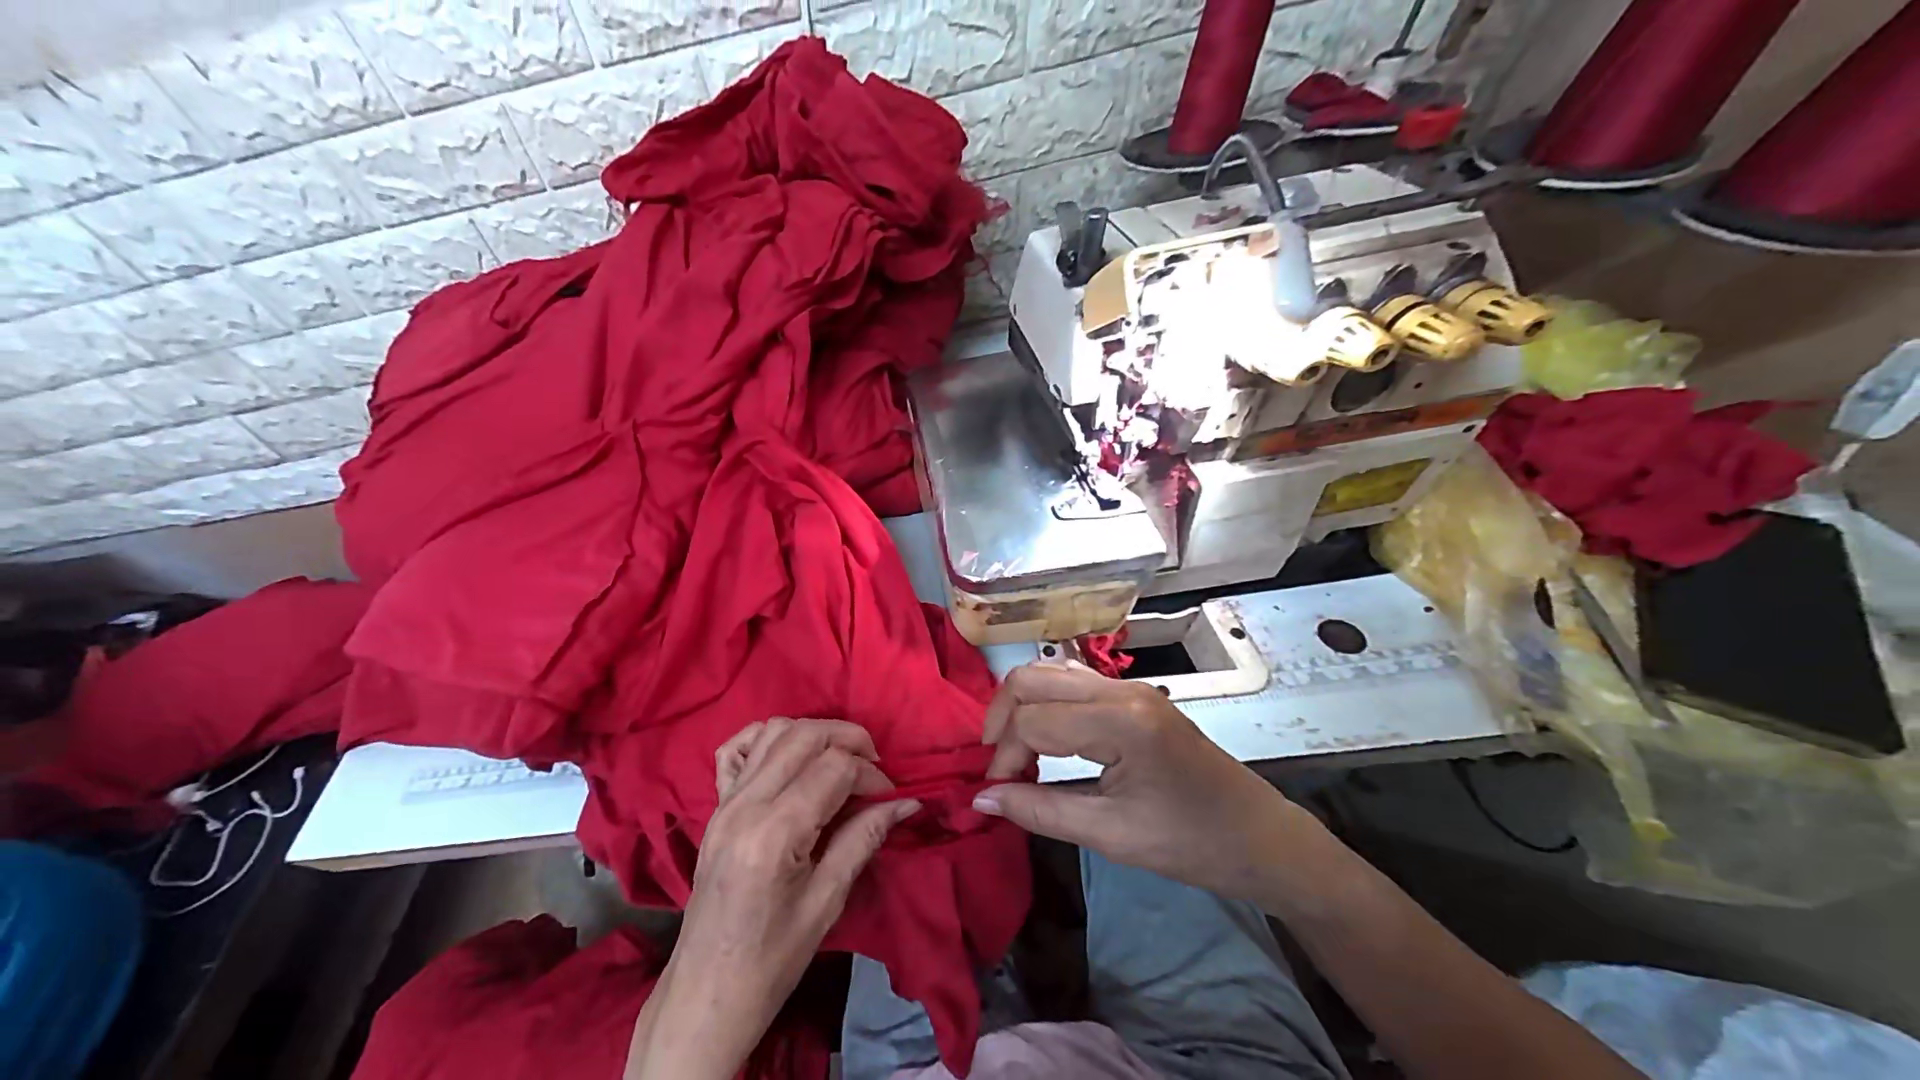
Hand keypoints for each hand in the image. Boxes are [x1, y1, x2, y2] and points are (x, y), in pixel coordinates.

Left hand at [626, 718, 919, 1079]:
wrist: (706, 994)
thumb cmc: (773, 959)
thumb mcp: (828, 901)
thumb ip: (865, 838)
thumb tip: (907, 802)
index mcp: (774, 832)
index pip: (834, 767)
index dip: (871, 775)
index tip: (890, 799)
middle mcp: (745, 804)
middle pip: (804, 735)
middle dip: (848, 739)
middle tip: (874, 768)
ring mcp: (724, 802)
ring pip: (773, 732)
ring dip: (815, 734)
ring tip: (842, 761)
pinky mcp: (714, 808)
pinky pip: (736, 750)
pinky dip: (767, 738)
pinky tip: (791, 756)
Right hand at [975, 661, 1318, 901]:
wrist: (1260, 838)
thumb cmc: (1191, 843)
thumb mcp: (1111, 835)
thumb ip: (1039, 810)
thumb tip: (981, 798)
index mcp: (1120, 720)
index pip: (1032, 720)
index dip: (1004, 756)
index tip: (998, 794)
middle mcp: (1122, 690)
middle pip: (1033, 678)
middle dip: (1003, 718)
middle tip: (998, 766)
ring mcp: (1130, 688)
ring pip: (1051, 674)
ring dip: (1023, 709)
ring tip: (1017, 756)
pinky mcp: (1135, 697)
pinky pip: (1074, 685)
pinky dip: (1047, 707)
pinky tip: (1046, 743)